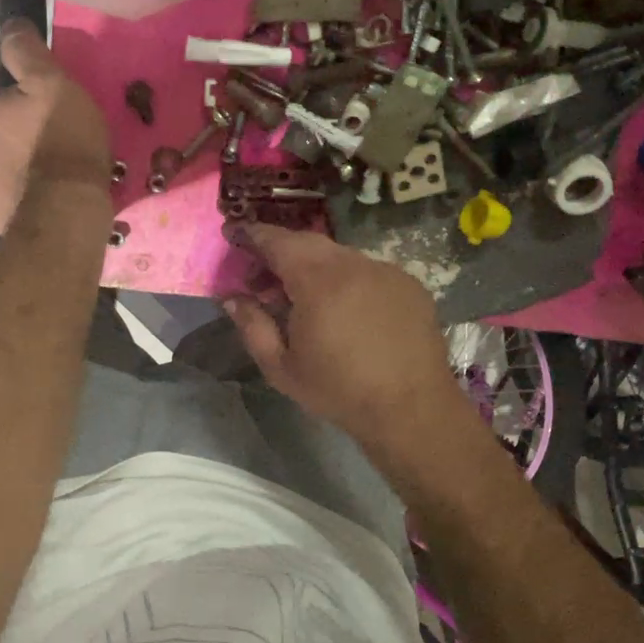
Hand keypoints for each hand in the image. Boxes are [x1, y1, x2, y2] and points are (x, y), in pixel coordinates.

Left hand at [0, 21, 112, 233]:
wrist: (62, 214)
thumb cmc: (60, 141)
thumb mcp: (50, 82)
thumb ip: (27, 50)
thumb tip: (10, 25)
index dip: (28, 82)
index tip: (55, 93)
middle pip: (4, 119)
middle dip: (28, 119)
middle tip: (66, 126)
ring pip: (13, 153)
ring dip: (34, 151)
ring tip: (68, 159)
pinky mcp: (3, 210)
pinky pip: (22, 185)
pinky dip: (38, 182)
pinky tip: (61, 186)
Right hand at [222, 224, 469, 441]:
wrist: (411, 408)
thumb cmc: (338, 390)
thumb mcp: (281, 367)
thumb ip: (252, 327)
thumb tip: (232, 298)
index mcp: (319, 281)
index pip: (278, 241)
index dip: (253, 234)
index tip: (234, 234)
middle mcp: (354, 265)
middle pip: (308, 243)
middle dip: (280, 252)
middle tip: (261, 279)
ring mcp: (386, 271)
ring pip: (339, 256)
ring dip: (314, 267)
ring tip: (301, 299)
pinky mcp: (409, 284)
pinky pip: (367, 270)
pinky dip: (345, 279)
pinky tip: (343, 310)